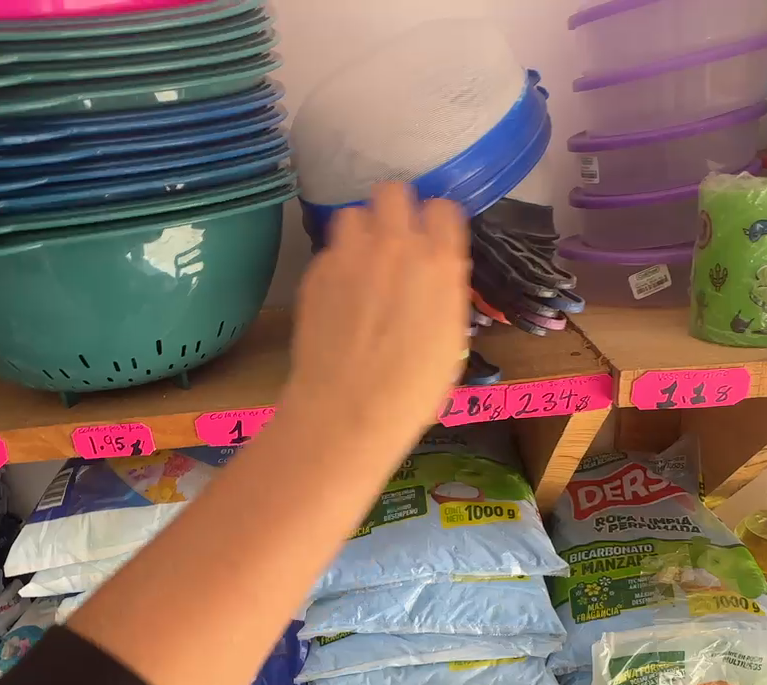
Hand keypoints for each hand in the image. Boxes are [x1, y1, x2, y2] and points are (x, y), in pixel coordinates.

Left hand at [280, 183, 470, 452]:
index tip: (431, 239)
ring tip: (360, 266)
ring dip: (361, 233)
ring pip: (354, 214)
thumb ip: (444, 293)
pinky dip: (336, 266)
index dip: (436, 223)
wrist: (350, 409)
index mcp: (440, 263)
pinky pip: (329, 252)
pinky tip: (338, 298)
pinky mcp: (316, 271)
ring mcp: (351, 254)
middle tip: (393, 243)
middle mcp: (396, 245)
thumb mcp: (450, 342)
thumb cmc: (412, 391)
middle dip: (395, 212)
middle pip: (394, 192)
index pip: (443, 209)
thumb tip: (435, 279)